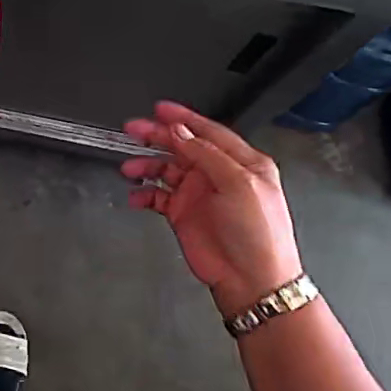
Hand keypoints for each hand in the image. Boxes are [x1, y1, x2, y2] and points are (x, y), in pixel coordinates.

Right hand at [122, 102, 303, 316]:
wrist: (252, 280)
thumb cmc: (260, 235)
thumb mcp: (239, 184)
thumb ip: (207, 155)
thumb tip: (182, 133)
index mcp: (239, 161)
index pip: (206, 131)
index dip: (182, 118)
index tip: (160, 109)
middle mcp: (218, 174)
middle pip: (182, 146)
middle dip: (156, 136)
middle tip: (134, 129)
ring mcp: (200, 194)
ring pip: (167, 169)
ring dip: (147, 165)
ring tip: (130, 166)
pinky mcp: (184, 215)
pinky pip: (158, 197)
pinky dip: (145, 194)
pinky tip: (136, 195)